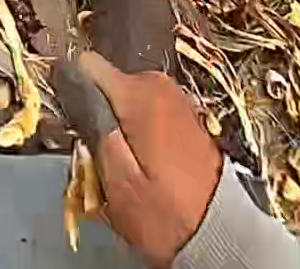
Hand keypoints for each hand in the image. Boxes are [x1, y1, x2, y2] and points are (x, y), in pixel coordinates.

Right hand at [57, 51, 221, 268]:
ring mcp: (175, 94)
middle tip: (106, 157)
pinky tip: (151, 161)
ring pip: (127, 95)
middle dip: (100, 112)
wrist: (226, 235)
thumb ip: (94, 128)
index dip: (73, 86)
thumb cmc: (167, 214)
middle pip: (108, 82)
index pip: (87, 63)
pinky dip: (142, 125)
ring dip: (121, 121)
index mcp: (137, 93)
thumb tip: (73, 88)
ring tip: (131, 164)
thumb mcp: (118, 181)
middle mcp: (157, 83)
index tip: (73, 118)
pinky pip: (150, 105)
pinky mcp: (187, 109)